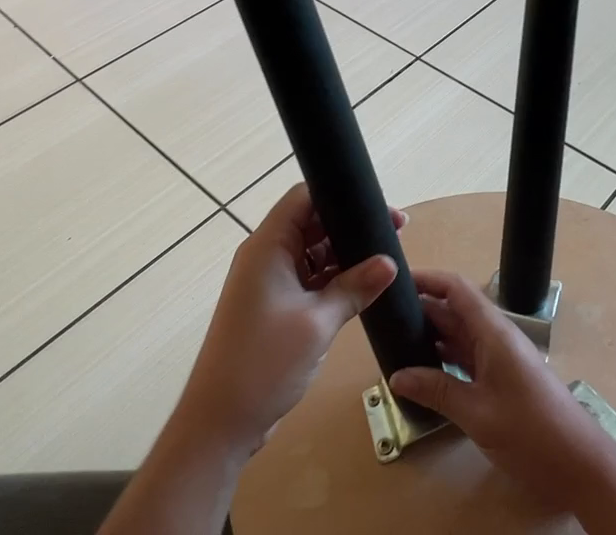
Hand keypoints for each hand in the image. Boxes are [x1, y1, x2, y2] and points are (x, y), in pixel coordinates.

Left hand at [174, 184, 403, 451]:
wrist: (220, 421)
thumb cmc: (262, 363)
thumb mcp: (317, 323)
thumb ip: (355, 288)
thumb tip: (389, 263)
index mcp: (267, 247)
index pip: (304, 198)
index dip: (341, 195)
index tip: (380, 208)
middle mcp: (266, 257)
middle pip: (312, 223)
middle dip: (351, 226)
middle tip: (396, 232)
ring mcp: (269, 283)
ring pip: (313, 253)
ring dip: (346, 255)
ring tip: (386, 258)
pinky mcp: (275, 306)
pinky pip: (309, 279)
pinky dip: (335, 279)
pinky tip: (365, 285)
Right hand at [388, 269, 608, 506]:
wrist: (579, 463)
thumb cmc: (531, 431)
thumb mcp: (477, 413)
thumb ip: (437, 391)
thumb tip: (397, 376)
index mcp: (493, 332)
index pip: (456, 289)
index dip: (427, 279)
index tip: (395, 281)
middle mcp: (496, 338)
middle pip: (454, 311)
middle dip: (421, 310)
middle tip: (383, 317)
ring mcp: (500, 359)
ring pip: (459, 336)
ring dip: (430, 337)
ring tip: (393, 342)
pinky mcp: (502, 380)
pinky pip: (467, 359)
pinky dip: (443, 360)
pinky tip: (420, 372)